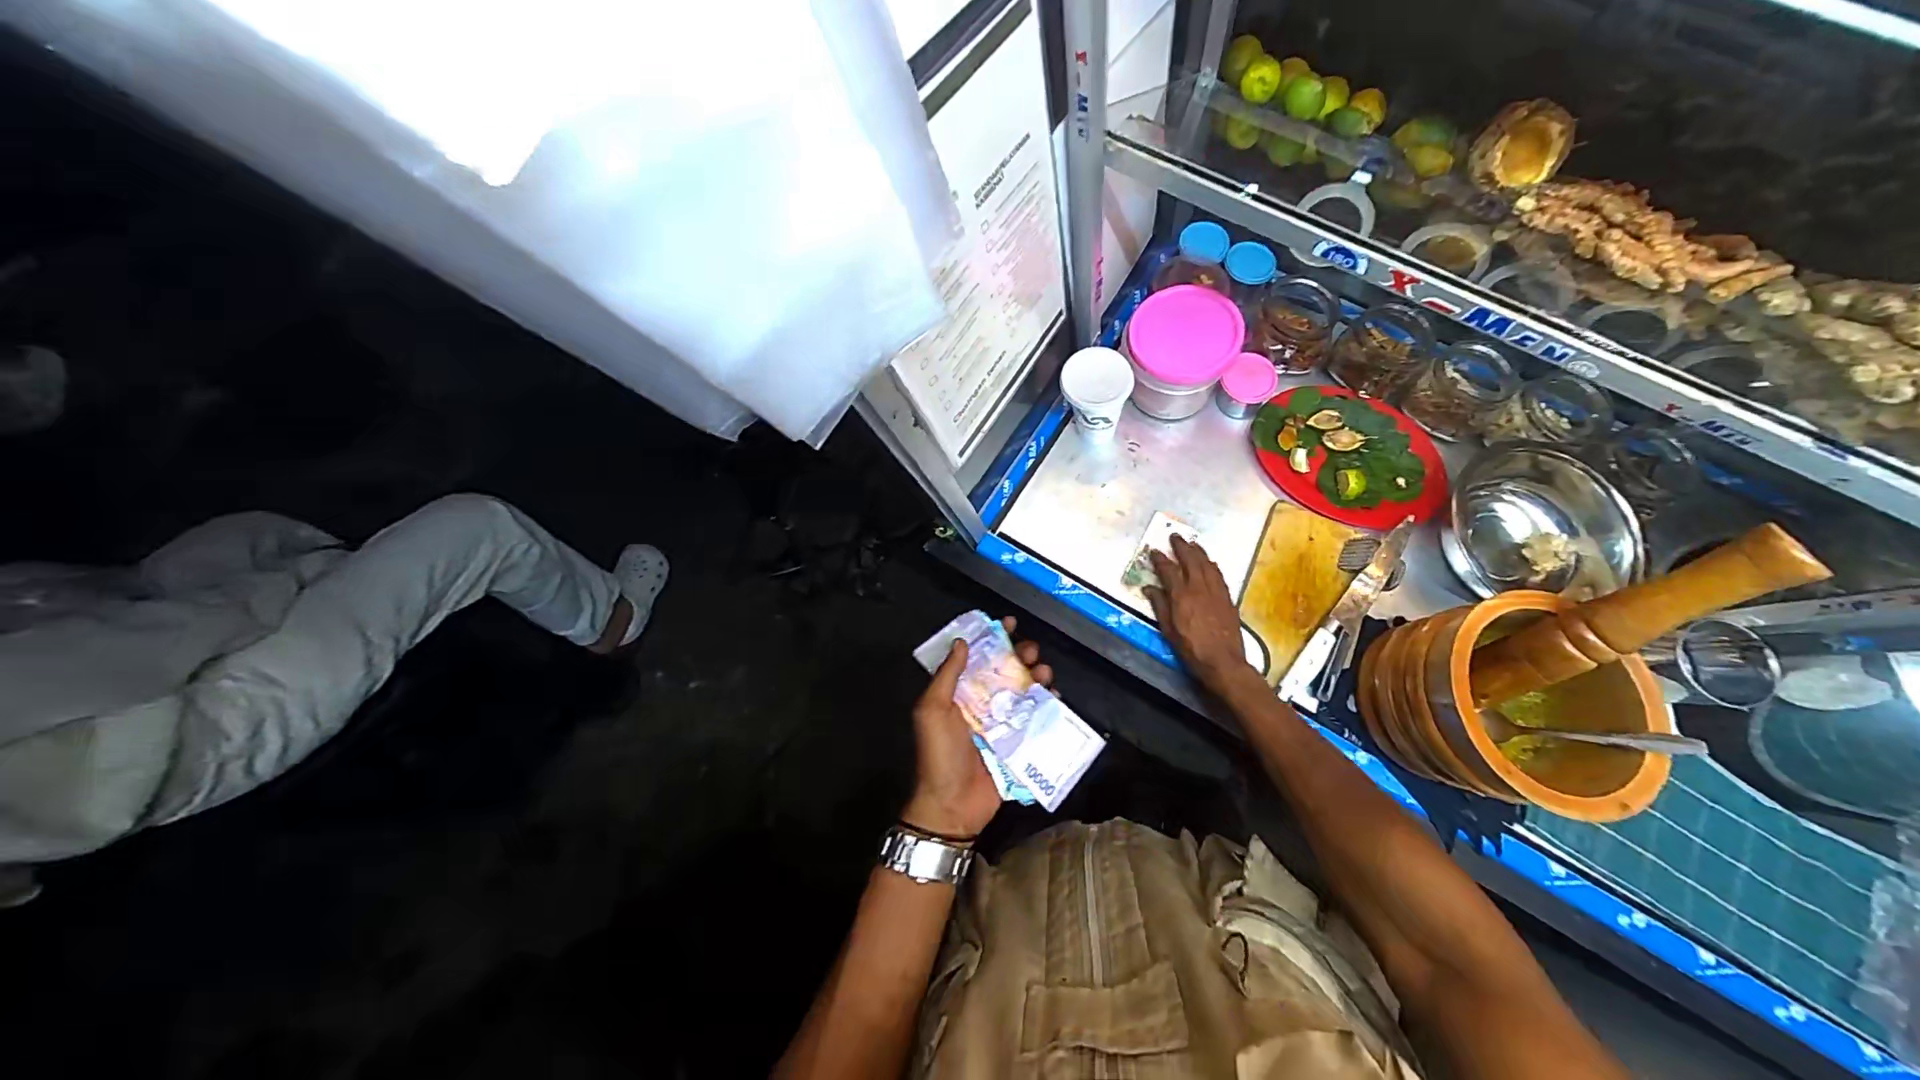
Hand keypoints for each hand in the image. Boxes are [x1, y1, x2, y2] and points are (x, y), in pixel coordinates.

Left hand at [903, 617, 1052, 840]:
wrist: (952, 805)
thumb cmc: (939, 755)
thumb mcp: (932, 710)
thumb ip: (947, 676)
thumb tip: (961, 641)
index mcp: (959, 693)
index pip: (977, 658)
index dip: (992, 638)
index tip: (1009, 623)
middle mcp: (981, 704)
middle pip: (1005, 671)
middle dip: (1020, 655)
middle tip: (1031, 651)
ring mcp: (1001, 724)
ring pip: (1023, 691)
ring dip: (1036, 677)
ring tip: (1044, 673)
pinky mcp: (1018, 743)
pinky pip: (1036, 718)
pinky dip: (1047, 705)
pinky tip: (1054, 696)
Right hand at [1143, 535, 1254, 695]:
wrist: (1223, 661)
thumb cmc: (1191, 649)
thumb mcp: (1168, 630)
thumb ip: (1160, 606)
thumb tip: (1150, 588)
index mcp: (1182, 596)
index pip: (1169, 570)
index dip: (1160, 559)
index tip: (1154, 551)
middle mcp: (1199, 589)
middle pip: (1191, 560)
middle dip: (1181, 547)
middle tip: (1175, 537)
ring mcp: (1216, 592)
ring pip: (1207, 565)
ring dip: (1199, 552)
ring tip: (1192, 543)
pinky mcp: (1228, 599)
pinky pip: (1219, 575)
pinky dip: (1212, 565)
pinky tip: (1210, 562)